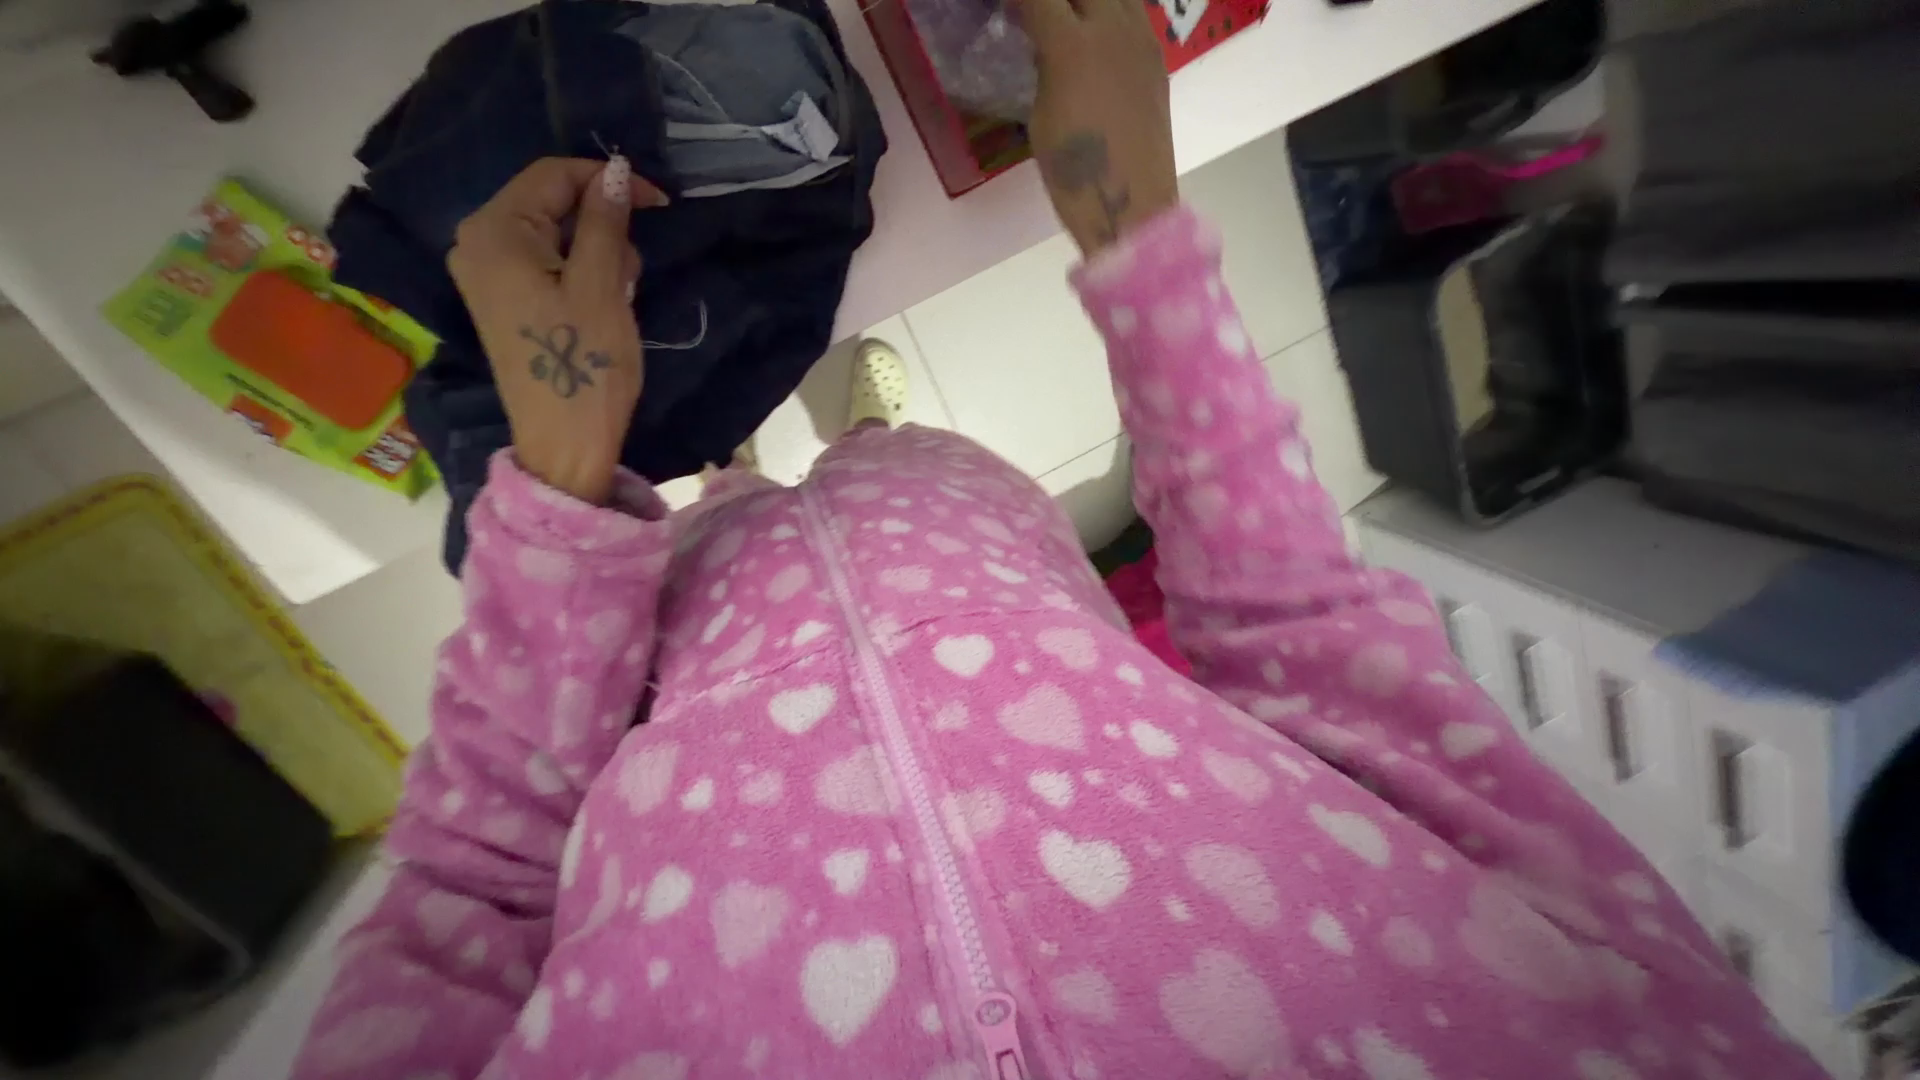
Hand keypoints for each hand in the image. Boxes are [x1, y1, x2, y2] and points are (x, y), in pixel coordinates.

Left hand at [447, 156, 665, 503]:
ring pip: (552, 234)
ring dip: (596, 251)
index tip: (661, 203)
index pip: (552, 175)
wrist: (565, 442)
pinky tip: (601, 303)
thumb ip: (605, 222)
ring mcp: (486, 275)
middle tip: (637, 267)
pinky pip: (544, 263)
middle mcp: (477, 243)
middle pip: (549, 202)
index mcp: (495, 231)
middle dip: (602, 223)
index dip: (608, 180)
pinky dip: (579, 271)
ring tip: (622, 294)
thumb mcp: (602, 286)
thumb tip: (613, 171)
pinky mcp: (503, 301)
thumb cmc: (586, 364)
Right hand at [1018, 0, 1178, 254]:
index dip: (1017, 0)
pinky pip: (1132, 12)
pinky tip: (1095, 34)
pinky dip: (1109, 12)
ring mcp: (1140, 39)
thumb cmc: (1074, 175)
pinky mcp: (1156, 56)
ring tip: (1068, 17)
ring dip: (1086, 1)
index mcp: (1072, 47)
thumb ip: (1043, 66)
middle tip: (1037, 13)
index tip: (1007, 9)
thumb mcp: (1040, 118)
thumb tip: (1041, 38)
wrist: (1131, 204)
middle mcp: (1111, 29)